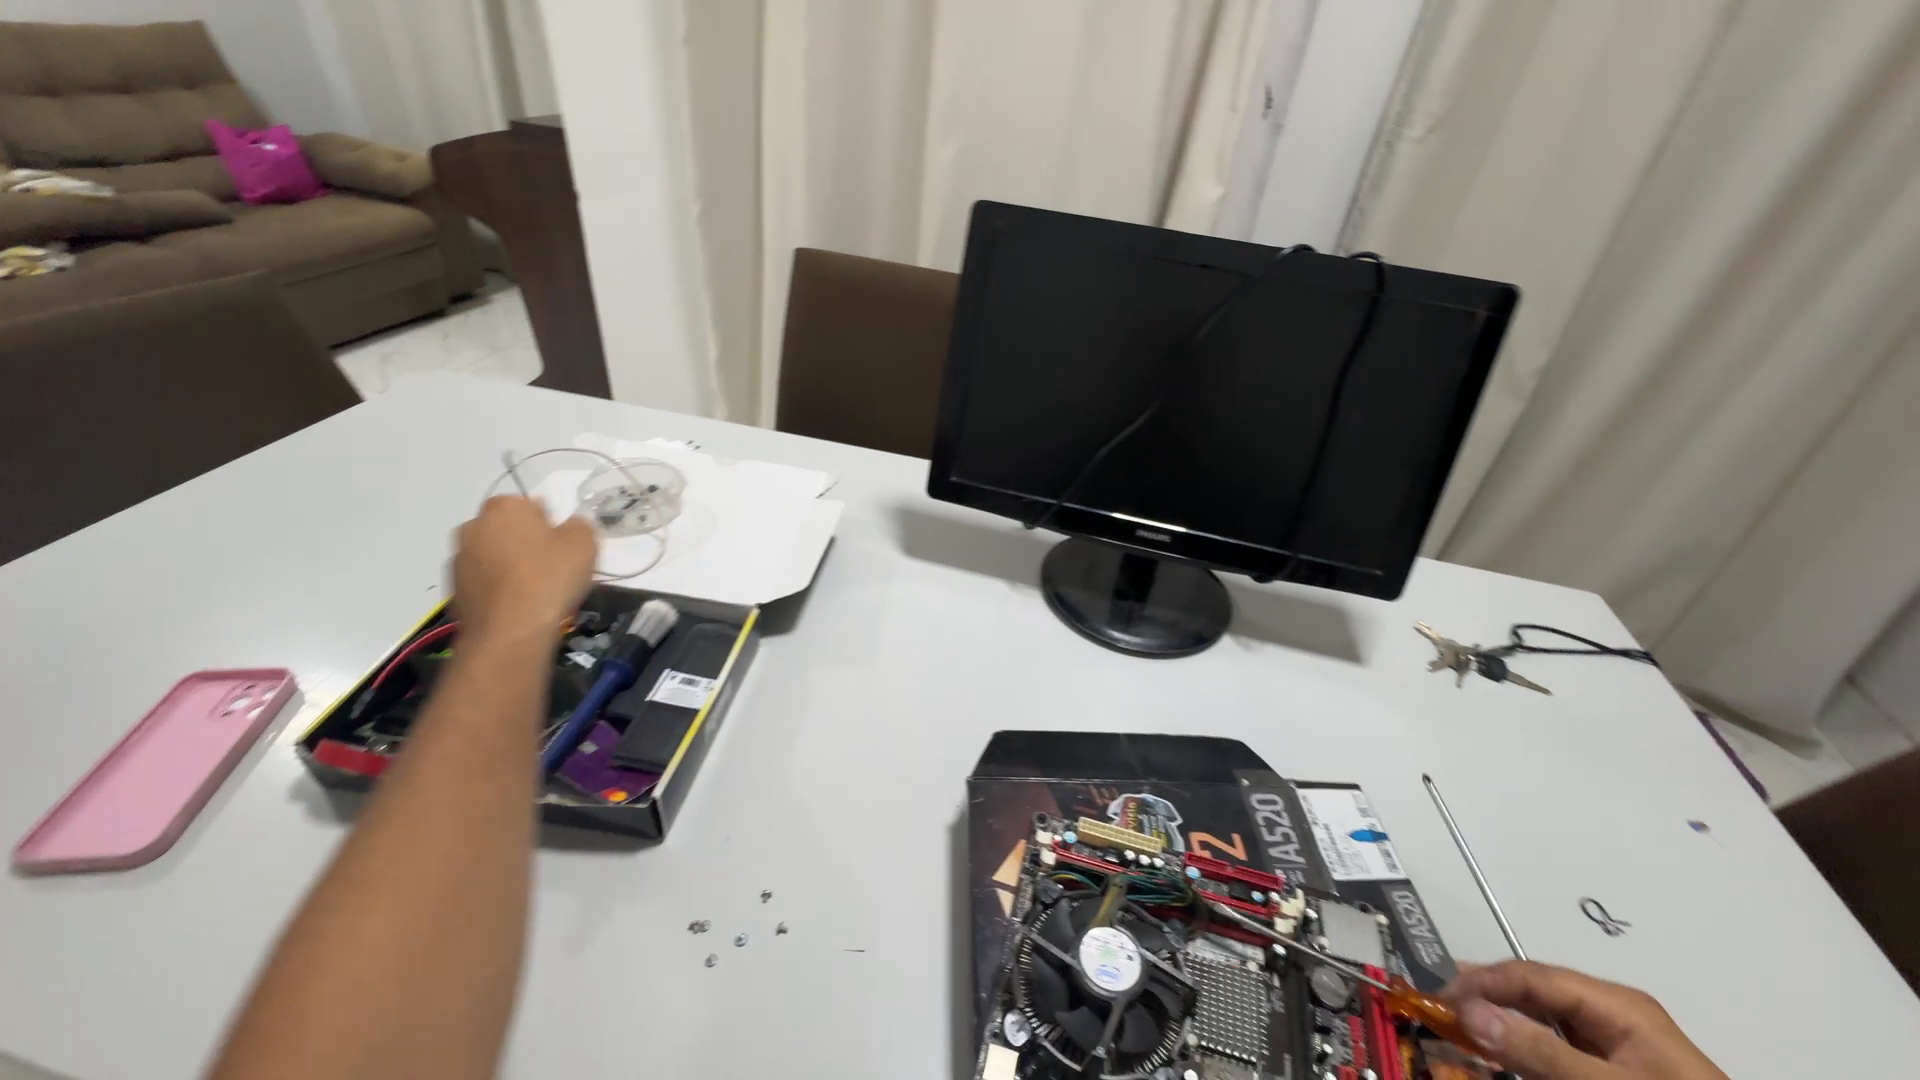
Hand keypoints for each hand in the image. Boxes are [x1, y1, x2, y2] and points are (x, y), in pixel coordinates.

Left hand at [452, 496, 596, 639]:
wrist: (510, 632)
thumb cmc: (549, 579)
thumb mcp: (584, 544)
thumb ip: (579, 525)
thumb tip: (570, 526)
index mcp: (504, 508)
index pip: (528, 504)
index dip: (548, 522)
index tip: (562, 544)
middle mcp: (474, 526)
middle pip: (505, 528)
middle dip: (523, 541)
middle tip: (549, 565)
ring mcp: (459, 559)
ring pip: (491, 554)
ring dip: (507, 564)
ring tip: (532, 589)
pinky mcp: (454, 590)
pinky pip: (482, 580)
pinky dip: (496, 587)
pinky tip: (516, 605)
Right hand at [1444, 961, 1727, 1079]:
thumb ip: (1539, 1052)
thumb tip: (1467, 1011)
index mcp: (1615, 1004)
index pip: (1529, 974)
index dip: (1480, 982)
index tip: (1437, 1003)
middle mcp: (1611, 1015)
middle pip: (1532, 994)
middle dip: (1483, 1000)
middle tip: (1436, 1014)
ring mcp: (1614, 1046)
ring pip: (1540, 1023)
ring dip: (1498, 1028)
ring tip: (1457, 1034)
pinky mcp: (1611, 1071)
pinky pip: (1555, 1052)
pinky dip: (1521, 1052)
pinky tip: (1498, 1060)